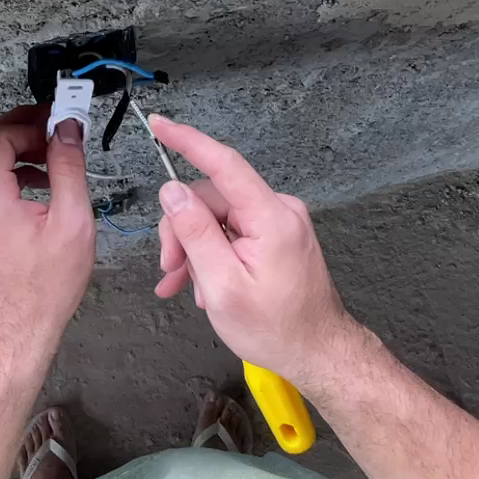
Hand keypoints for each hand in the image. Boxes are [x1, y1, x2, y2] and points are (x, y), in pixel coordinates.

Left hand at [0, 106, 95, 364]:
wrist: (15, 333)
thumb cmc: (43, 289)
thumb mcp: (72, 223)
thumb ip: (68, 169)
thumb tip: (67, 131)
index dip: (28, 120)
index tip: (58, 118)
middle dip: (23, 128)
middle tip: (56, 128)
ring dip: (17, 149)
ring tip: (53, 155)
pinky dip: (11, 171)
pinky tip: (40, 183)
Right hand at [149, 115, 363, 388]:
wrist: (319, 354)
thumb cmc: (275, 329)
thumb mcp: (223, 286)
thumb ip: (195, 233)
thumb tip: (172, 190)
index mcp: (270, 217)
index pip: (224, 164)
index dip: (188, 141)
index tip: (159, 124)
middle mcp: (278, 209)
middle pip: (211, 198)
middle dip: (182, 230)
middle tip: (170, 270)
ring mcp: (278, 220)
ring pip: (216, 216)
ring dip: (195, 248)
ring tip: (187, 286)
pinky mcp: (275, 233)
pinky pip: (231, 229)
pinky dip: (212, 252)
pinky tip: (201, 284)